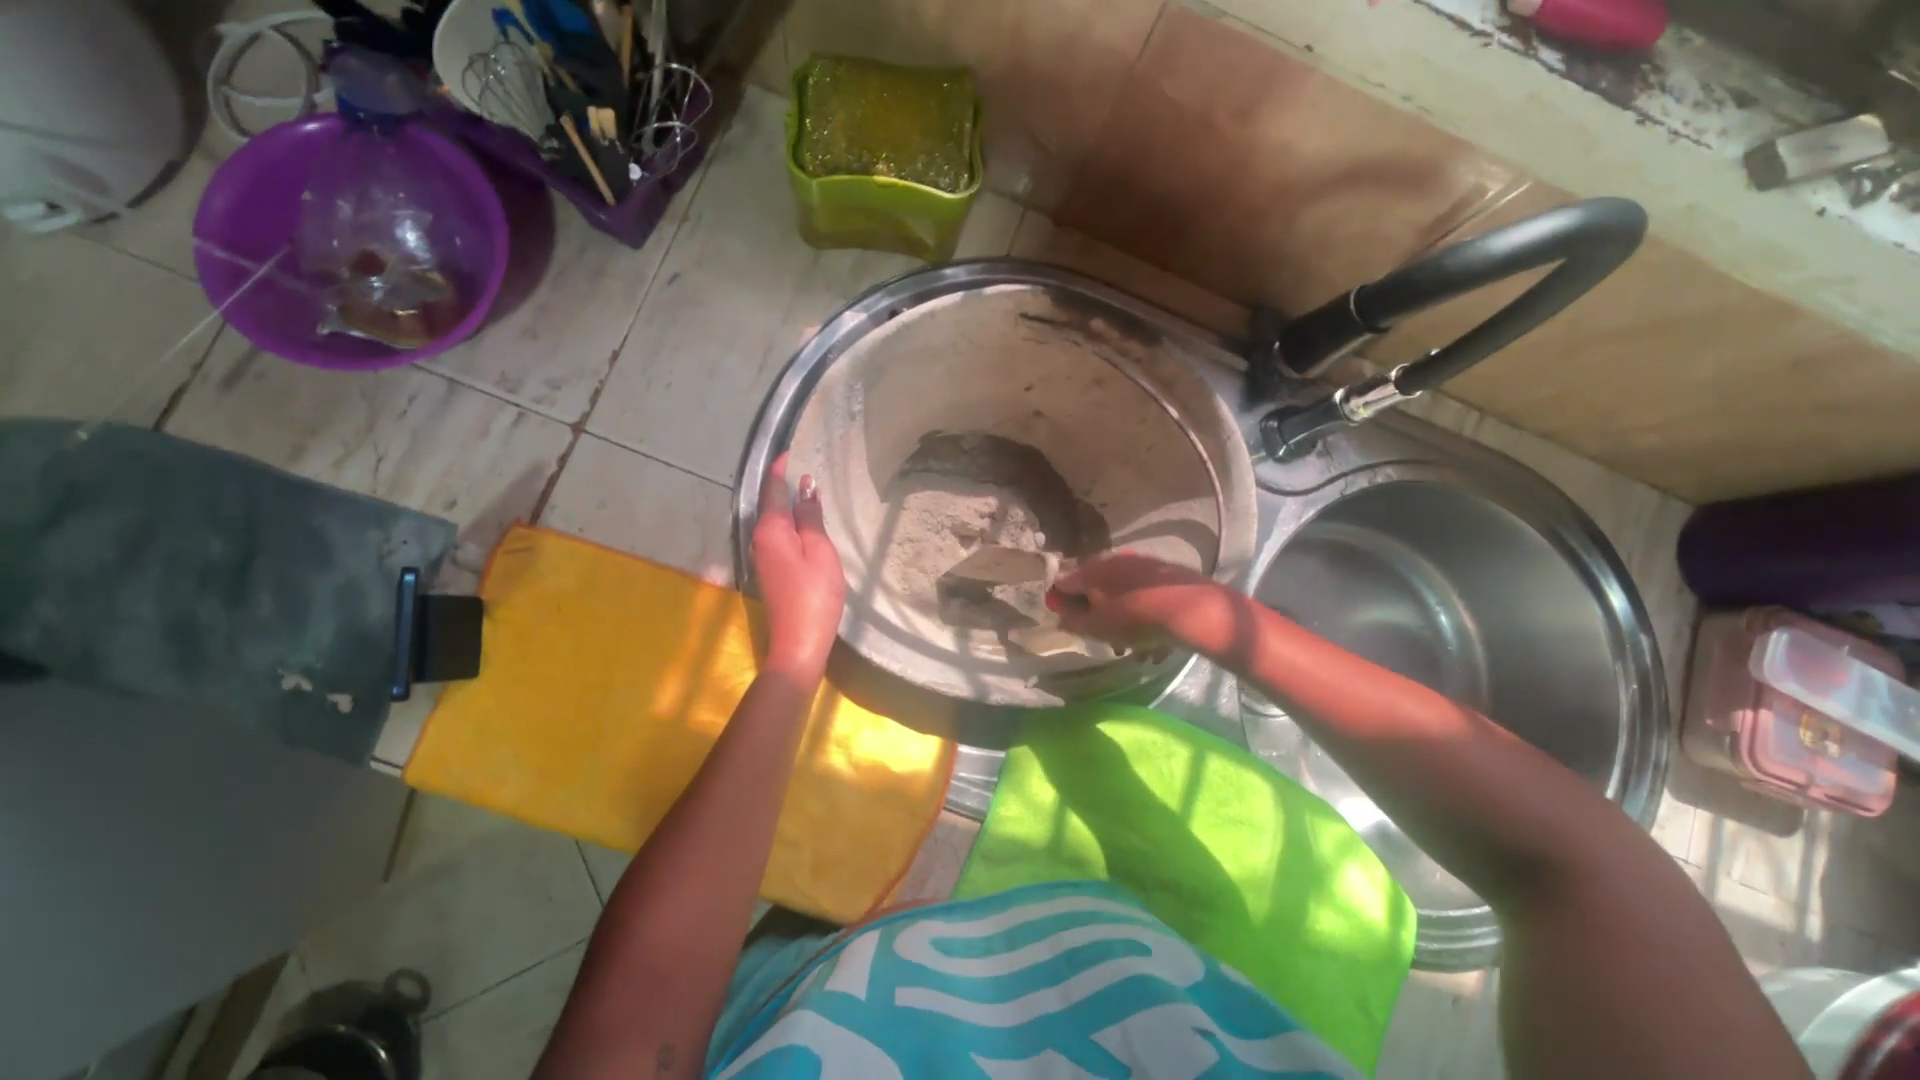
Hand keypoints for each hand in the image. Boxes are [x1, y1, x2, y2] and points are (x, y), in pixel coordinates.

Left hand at [752, 455, 845, 678]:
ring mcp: (762, 555)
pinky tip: (805, 520)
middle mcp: (760, 538)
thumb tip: (805, 486)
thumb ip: (811, 518)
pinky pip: (778, 534)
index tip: (794, 448)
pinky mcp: (770, 569)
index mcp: (771, 529)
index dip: (782, 467)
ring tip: (809, 485)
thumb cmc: (815, 596)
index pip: (773, 488)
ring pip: (773, 519)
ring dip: (787, 502)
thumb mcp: (820, 552)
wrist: (799, 644)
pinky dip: (789, 521)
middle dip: (784, 482)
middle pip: (770, 502)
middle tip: (806, 462)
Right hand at [1051, 552, 1231, 652]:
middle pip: (1094, 587)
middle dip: (1095, 613)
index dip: (1060, 603)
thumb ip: (1073, 622)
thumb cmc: (1133, 618)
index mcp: (1090, 570)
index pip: (1062, 583)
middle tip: (1102, 638)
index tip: (1068, 622)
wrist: (1188, 607)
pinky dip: (1142, 613)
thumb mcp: (1096, 627)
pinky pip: (1143, 594)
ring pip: (1120, 592)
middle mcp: (1112, 560)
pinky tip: (1153, 636)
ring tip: (1132, 645)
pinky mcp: (1163, 572)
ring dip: (1120, 616)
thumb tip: (1063, 616)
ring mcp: (1139, 563)